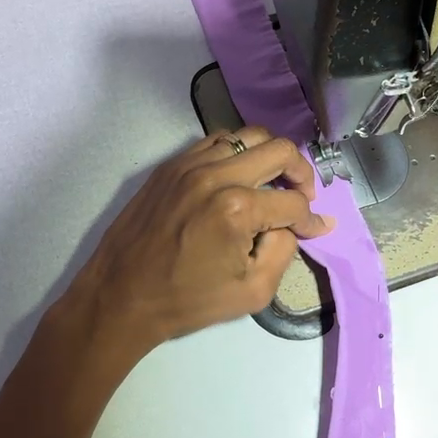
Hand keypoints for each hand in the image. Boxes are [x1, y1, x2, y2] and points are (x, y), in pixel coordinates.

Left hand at [57, 128, 334, 355]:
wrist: (121, 296)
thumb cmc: (188, 301)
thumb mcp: (252, 292)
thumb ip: (284, 251)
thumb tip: (300, 224)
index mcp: (237, 209)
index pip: (293, 203)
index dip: (311, 218)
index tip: (316, 228)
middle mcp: (216, 175)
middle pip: (280, 151)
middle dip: (302, 173)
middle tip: (303, 195)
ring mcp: (190, 164)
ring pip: (249, 136)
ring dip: (270, 157)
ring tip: (274, 181)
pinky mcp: (171, 165)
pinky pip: (217, 140)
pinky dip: (238, 152)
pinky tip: (239, 176)